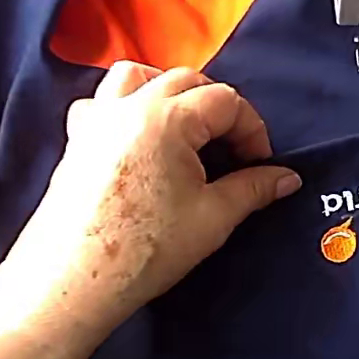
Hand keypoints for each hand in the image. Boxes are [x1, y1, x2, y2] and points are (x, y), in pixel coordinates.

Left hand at [0, 63, 300, 358]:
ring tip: (186, 129)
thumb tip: (285, 178)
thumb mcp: (212, 218)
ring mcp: (97, 119)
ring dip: (169, 91)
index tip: (260, 162)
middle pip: (186, 81)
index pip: (225, 101)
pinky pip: (102, 101)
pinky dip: (126, 105)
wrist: (73, 282)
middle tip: (232, 149)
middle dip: (217, 109)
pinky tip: (138, 138)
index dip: (252, 129)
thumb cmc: (143, 250)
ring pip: (138, 77)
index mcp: (167, 117)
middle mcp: (128, 106)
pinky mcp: (77, 140)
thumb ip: (253, 188)